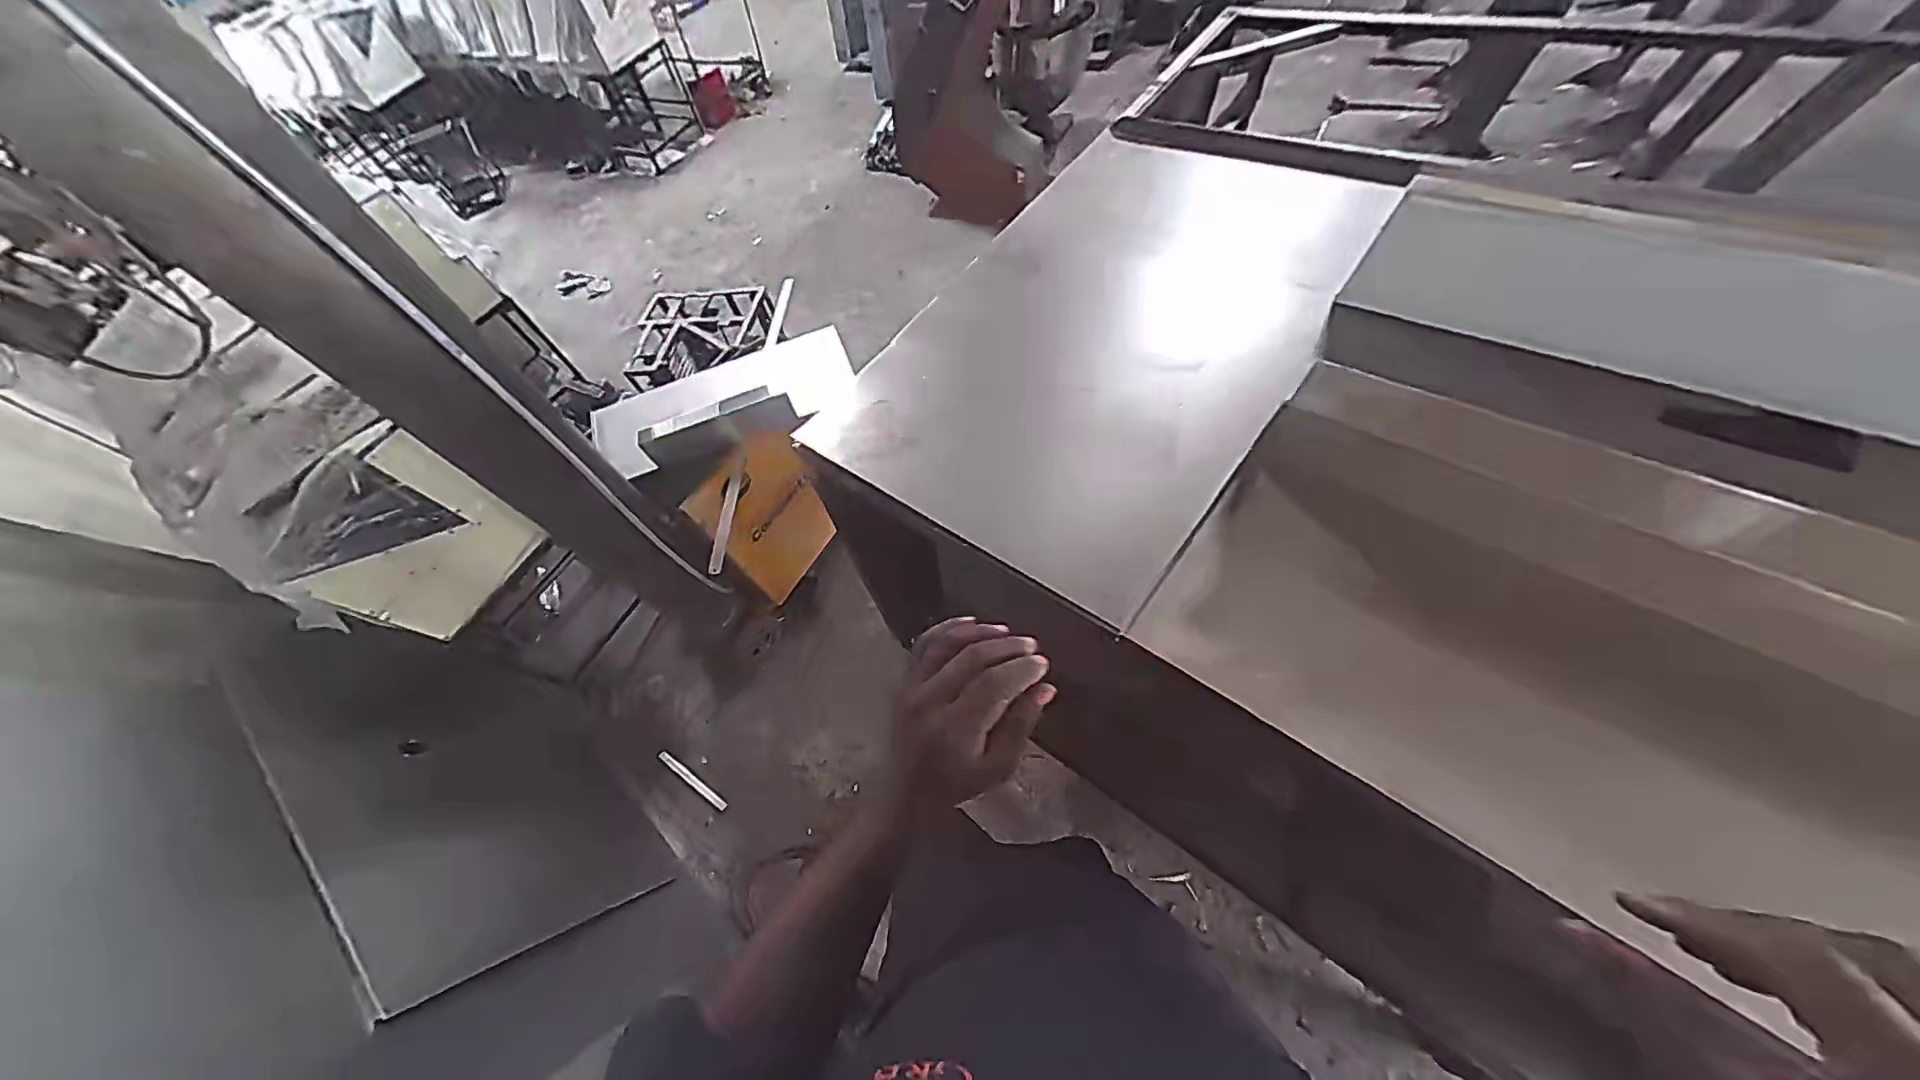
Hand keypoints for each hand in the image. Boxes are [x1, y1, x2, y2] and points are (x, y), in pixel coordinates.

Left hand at [874, 616, 1055, 819]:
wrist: (907, 792)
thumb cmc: (956, 784)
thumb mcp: (999, 767)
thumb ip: (1022, 725)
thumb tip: (1044, 688)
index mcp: (954, 730)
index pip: (992, 684)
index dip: (1021, 669)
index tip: (1041, 664)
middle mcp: (928, 704)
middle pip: (971, 658)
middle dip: (1007, 647)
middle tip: (1030, 646)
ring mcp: (912, 689)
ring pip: (946, 644)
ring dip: (980, 632)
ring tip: (1006, 632)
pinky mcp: (904, 681)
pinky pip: (924, 644)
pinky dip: (948, 628)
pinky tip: (971, 624)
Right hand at [1560, 895, 1919, 1079]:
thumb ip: (1661, 1014)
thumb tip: (1580, 940)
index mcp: (1888, 1055)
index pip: (1788, 952)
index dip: (1701, 919)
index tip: (1634, 905)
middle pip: (1841, 952)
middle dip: (1746, 932)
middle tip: (1675, 926)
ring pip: (1886, 969)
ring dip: (1798, 952)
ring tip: (1730, 955)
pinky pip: (1908, 1002)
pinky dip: (1845, 983)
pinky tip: (1803, 999)